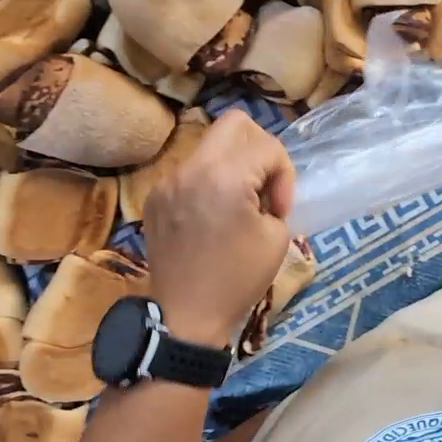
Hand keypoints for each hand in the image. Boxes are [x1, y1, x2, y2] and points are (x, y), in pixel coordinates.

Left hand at [142, 111, 295, 348]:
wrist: (186, 317)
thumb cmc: (238, 280)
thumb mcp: (276, 236)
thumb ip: (274, 197)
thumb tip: (263, 187)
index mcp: (225, 178)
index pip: (268, 147)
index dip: (285, 175)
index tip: (281, 209)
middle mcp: (191, 169)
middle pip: (235, 123)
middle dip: (259, 148)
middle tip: (264, 185)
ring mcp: (168, 182)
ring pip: (210, 146)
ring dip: (233, 164)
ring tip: (239, 204)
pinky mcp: (156, 198)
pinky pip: (191, 171)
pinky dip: (210, 182)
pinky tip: (213, 217)